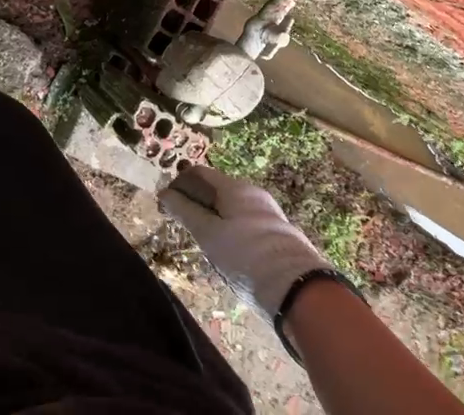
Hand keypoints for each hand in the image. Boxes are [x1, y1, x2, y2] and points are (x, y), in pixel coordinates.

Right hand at [158, 165, 329, 315]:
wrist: (298, 290)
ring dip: (212, 219)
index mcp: (235, 188)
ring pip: (231, 209)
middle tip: (180, 224)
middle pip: (216, 190)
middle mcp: (253, 195)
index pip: (199, 173)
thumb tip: (164, 194)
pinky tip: (225, 253)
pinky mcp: (277, 236)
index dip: (178, 184)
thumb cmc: (246, 255)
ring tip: (201, 241)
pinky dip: (228, 231)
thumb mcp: (209, 234)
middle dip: (195, 202)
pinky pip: (244, 224)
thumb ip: (185, 212)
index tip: (165, 204)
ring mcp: (268, 215)